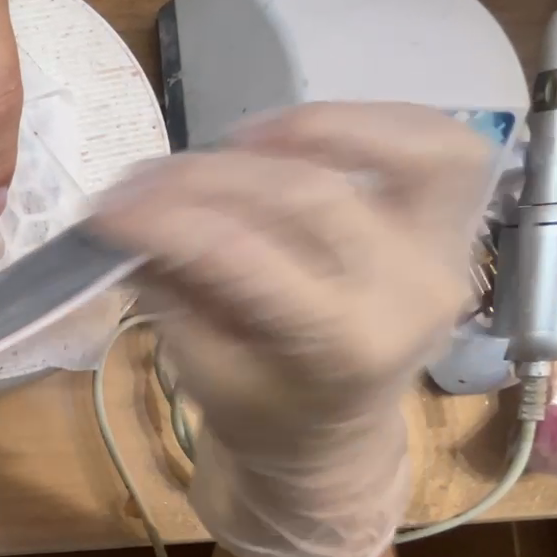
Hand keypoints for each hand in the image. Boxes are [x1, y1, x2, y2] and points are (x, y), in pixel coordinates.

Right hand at [87, 103, 492, 556]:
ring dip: (312, 130)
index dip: (165, 223)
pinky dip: (374, 123)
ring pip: (411, 154)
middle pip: (308, 197)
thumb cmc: (255, 411)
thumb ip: (169, 295)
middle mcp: (408, 294)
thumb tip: (126, 228)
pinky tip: (297, 133)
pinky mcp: (455, 230)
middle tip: (137, 179)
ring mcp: (447, 255)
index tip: (100, 212)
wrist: (328, 433)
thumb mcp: (196, 369)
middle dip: (206, 177)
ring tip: (232, 138)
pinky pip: (443, 150)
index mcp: (338, 347)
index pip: (242, 256)